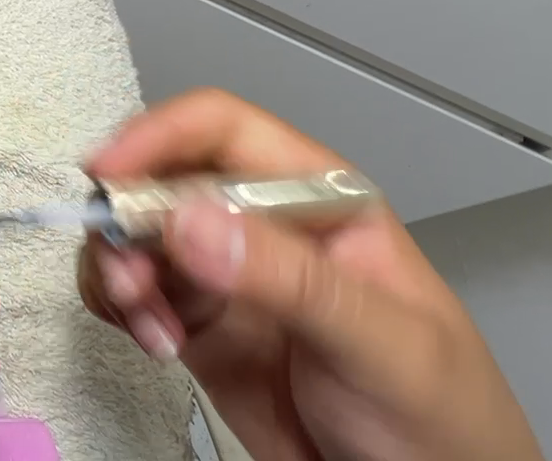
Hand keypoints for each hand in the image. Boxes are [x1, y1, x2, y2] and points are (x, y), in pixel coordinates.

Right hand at [76, 90, 542, 460]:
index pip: (220, 129)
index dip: (158, 134)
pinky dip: (115, 302)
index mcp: (311, 196)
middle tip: (127, 275)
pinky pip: (124, 281)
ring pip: (129, 229)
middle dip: (125, 218)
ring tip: (145, 321)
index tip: (109, 172)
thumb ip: (292, 279)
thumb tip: (188, 220)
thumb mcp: (384, 347)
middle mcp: (253, 218)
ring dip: (115, 266)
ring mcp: (217, 266)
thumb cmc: (442, 422)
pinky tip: (151, 339)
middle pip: (156, 176)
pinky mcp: (190, 313)